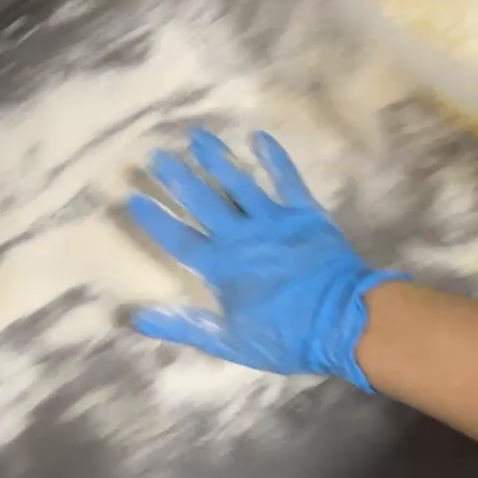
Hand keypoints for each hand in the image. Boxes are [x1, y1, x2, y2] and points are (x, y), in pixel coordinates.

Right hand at [125, 128, 404, 390]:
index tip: (133, 198)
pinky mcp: (304, 212)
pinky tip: (258, 137)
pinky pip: (286, 179)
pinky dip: (273, 157)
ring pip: (237, 183)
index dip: (155, 220)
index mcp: (221, 267)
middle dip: (177, 178)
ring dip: (216, 159)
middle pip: (202, 201)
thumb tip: (138, 318)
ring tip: (197, 135)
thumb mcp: (231, 342)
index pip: (178, 239)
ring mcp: (273, 220)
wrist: (344, 320)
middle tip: (156, 154)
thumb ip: (185, 326)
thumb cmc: (287, 336)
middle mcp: (240, 236)